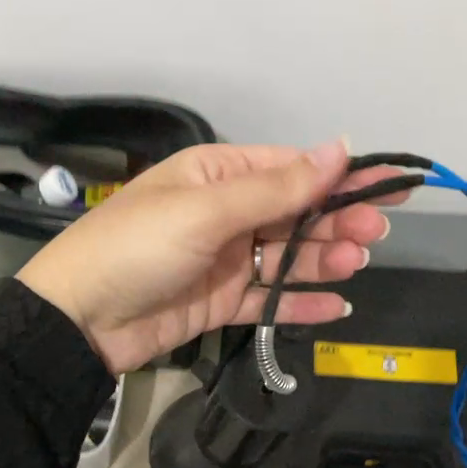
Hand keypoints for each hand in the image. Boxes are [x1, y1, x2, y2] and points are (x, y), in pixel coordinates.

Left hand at [15, 140, 407, 373]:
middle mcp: (222, 214)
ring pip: (285, 258)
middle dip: (335, 221)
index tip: (386, 187)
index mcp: (215, 175)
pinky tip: (335, 304)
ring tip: (358, 264)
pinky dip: (299, 302)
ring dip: (322, 260)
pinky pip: (267, 300)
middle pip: (292, 214)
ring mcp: (221, 262)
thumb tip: (339, 147)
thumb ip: (275, 188)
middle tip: (377, 234)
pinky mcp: (217, 304)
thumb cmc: (136, 249)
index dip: (337, 178)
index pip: (288, 170)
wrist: (80, 320)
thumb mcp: (206, 211)